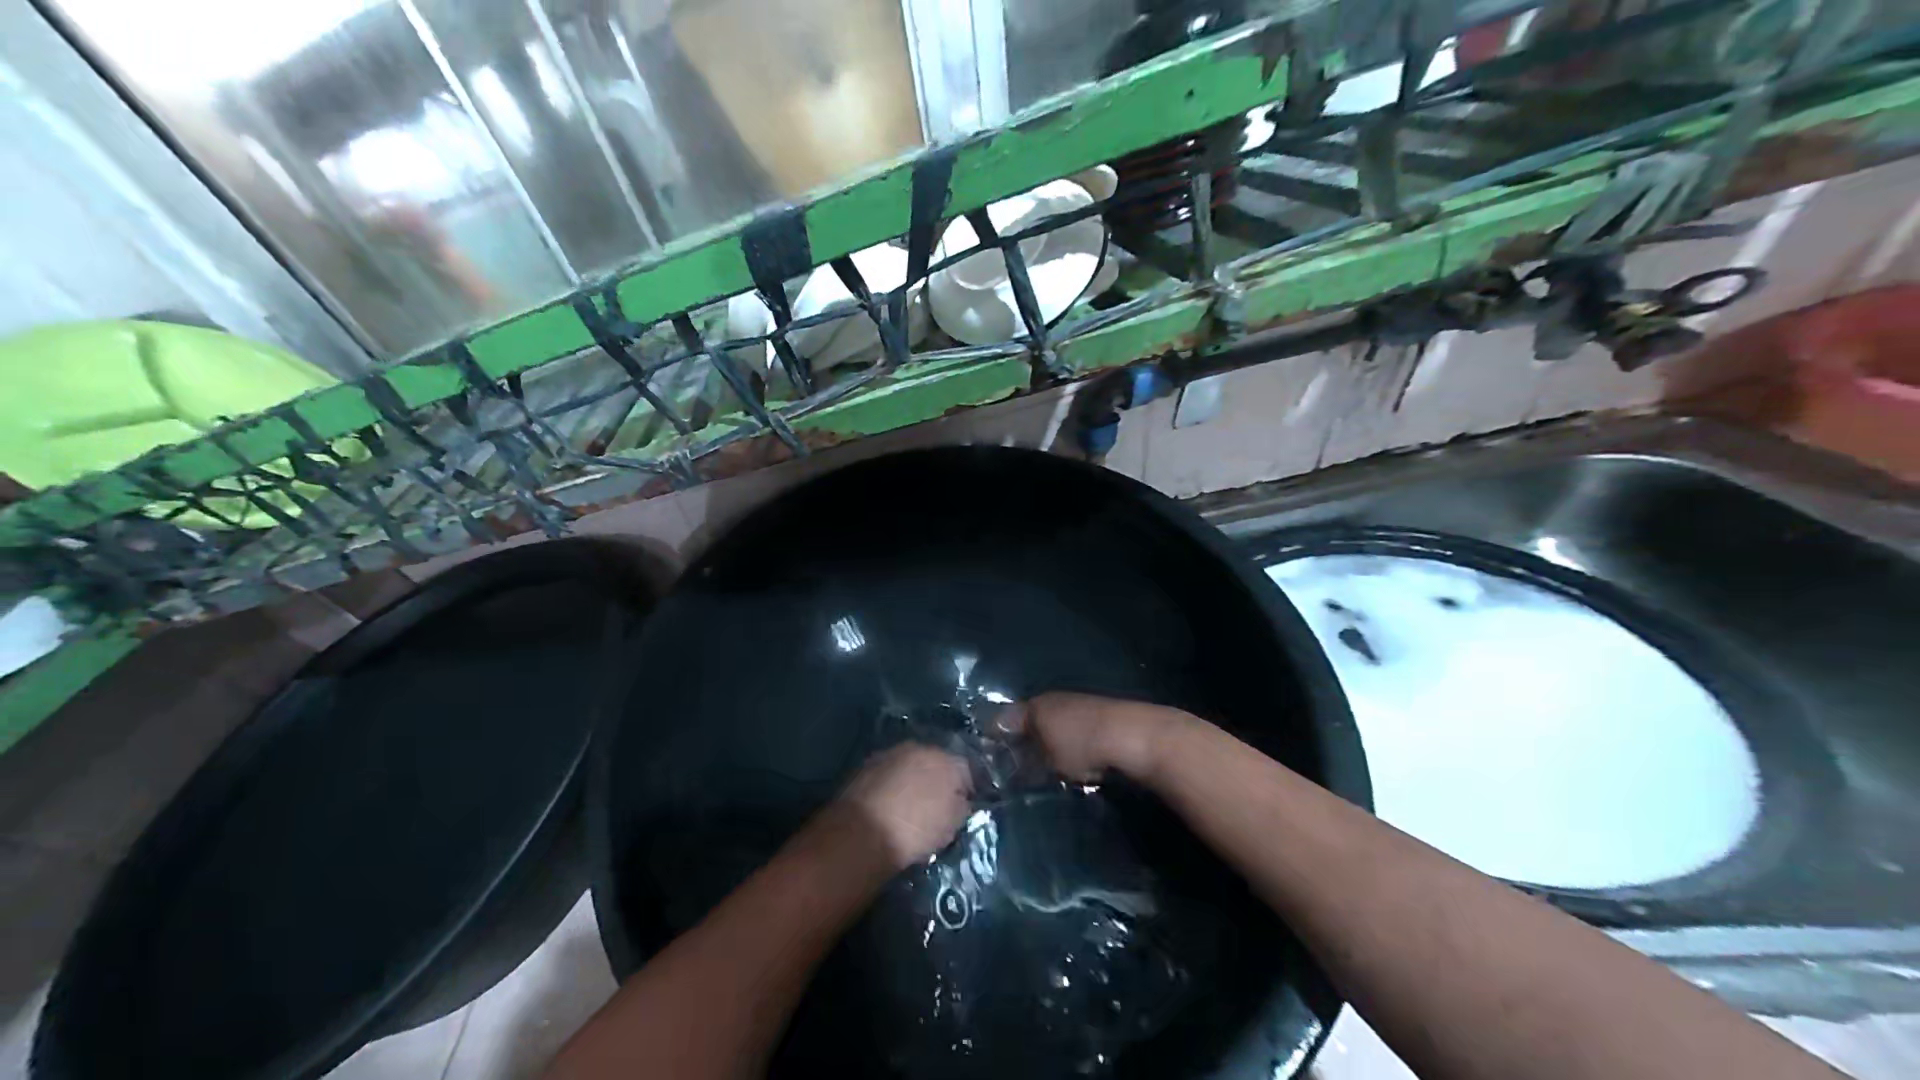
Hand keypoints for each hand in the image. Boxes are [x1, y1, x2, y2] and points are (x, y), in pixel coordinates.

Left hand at [829, 743, 971, 869]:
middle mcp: (921, 748)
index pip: (967, 770)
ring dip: (914, 778)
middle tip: (937, 804)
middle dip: (939, 779)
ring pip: (911, 764)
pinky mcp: (867, 763)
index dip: (967, 789)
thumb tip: (961, 799)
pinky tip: (889, 802)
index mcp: (948, 761)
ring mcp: (892, 753)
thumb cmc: (915, 831)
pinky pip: (889, 772)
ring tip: (910, 803)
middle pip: (937, 762)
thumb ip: (962, 805)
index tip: (964, 806)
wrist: (862, 833)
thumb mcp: (953, 825)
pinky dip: (893, 783)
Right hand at [995, 692, 1188, 781]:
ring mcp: (1080, 708)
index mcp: (1036, 705)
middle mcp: (1055, 701)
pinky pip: (1075, 734)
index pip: (1005, 718)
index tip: (988, 757)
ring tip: (1043, 770)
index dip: (995, 736)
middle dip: (1022, 741)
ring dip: (1048, 745)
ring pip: (1054, 727)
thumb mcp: (1046, 759)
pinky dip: (1070, 747)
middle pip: (1030, 721)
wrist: (1136, 736)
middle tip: (1014, 768)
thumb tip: (1011, 762)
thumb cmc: (1082, 744)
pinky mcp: (1101, 719)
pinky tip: (1073, 764)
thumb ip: (1025, 759)